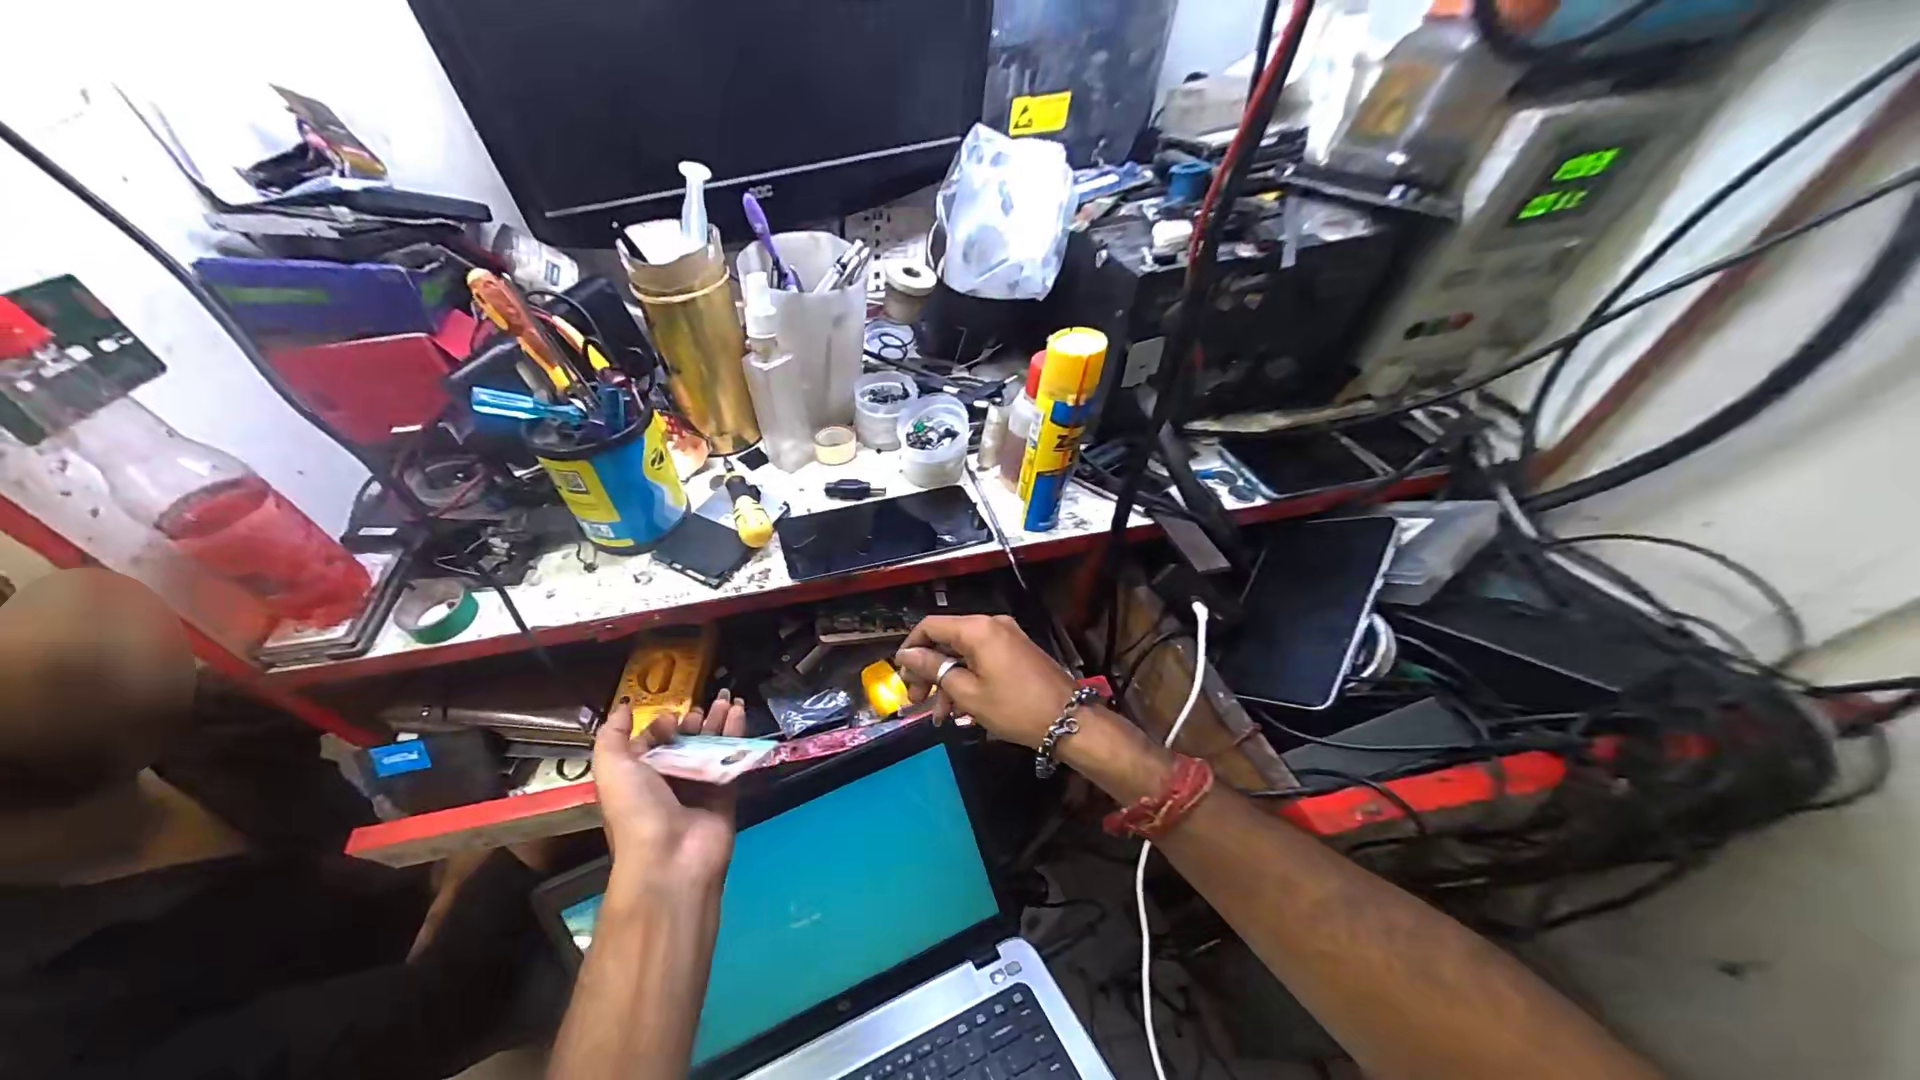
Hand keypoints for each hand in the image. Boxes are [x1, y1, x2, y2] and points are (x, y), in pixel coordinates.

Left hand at [592, 690, 747, 898]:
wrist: (670, 858)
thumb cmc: (636, 811)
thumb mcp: (611, 769)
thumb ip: (613, 735)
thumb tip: (623, 707)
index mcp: (638, 777)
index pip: (652, 743)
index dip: (662, 725)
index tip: (673, 716)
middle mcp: (668, 781)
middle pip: (685, 742)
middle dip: (696, 720)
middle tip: (707, 704)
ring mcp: (698, 788)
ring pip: (710, 747)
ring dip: (719, 722)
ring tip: (728, 698)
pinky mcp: (725, 793)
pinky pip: (731, 759)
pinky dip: (737, 736)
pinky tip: (739, 714)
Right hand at [895, 615, 1076, 748]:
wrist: (1069, 720)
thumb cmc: (1014, 707)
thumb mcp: (968, 693)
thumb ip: (934, 669)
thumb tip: (907, 655)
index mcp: (978, 628)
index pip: (930, 626)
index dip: (911, 647)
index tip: (902, 675)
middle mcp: (992, 624)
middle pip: (946, 640)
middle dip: (928, 670)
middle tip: (917, 700)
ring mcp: (1007, 636)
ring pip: (964, 653)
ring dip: (948, 681)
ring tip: (941, 715)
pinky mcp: (1017, 651)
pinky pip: (982, 659)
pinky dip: (968, 678)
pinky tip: (961, 708)